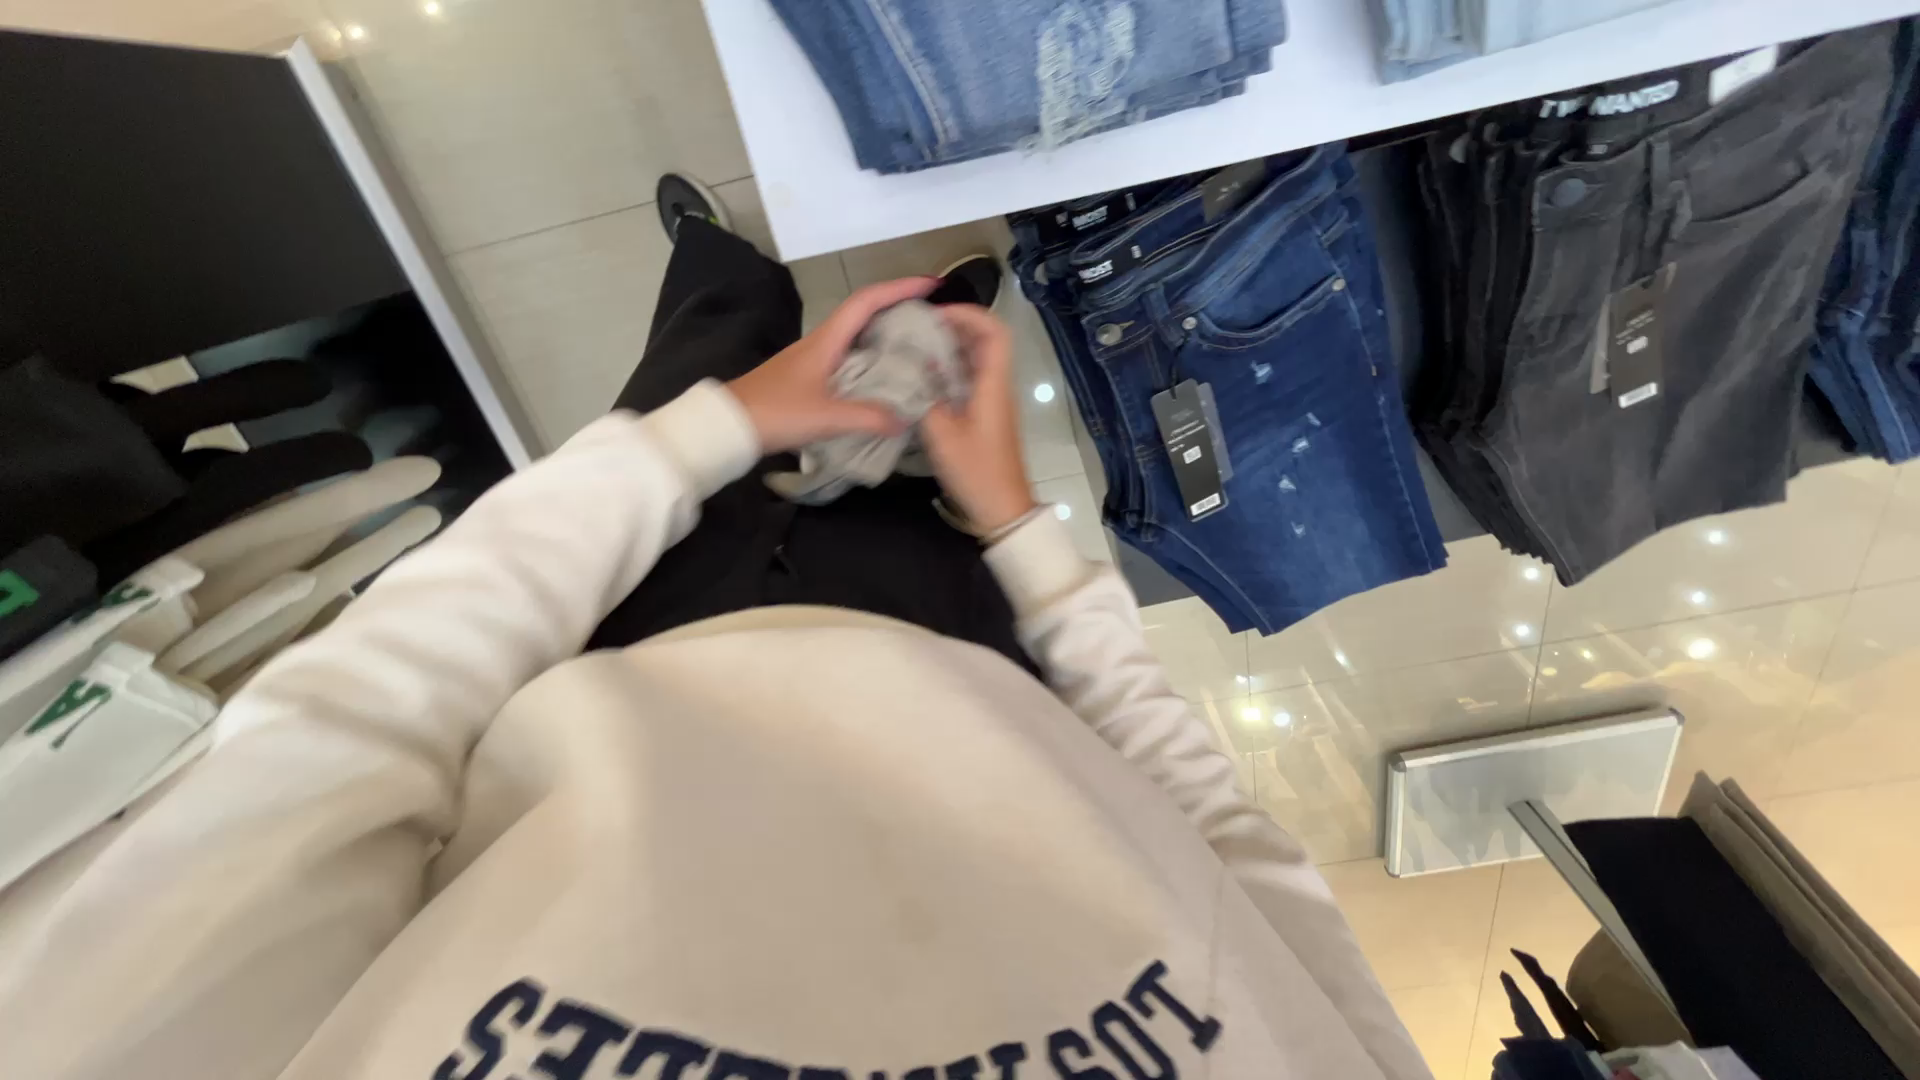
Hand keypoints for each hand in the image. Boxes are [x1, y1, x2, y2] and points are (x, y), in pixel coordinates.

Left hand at [726, 277, 937, 452]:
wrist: (727, 425)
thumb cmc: (775, 412)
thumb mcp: (825, 417)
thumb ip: (867, 417)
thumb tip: (904, 420)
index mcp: (826, 340)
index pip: (867, 302)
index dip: (899, 289)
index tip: (930, 284)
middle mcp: (821, 343)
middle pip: (864, 314)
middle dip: (898, 310)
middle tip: (931, 320)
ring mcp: (813, 360)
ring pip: (856, 338)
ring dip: (885, 336)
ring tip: (916, 348)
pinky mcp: (807, 378)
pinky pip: (848, 360)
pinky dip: (871, 362)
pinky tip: (883, 379)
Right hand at [921, 304, 1037, 534]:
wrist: (1002, 509)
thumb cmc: (976, 472)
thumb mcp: (941, 435)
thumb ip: (924, 398)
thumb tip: (910, 374)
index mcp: (993, 385)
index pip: (994, 332)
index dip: (967, 314)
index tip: (935, 315)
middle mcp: (998, 387)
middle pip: (985, 341)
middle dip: (953, 328)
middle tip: (918, 330)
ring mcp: (993, 402)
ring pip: (976, 361)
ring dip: (950, 349)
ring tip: (915, 348)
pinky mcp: (986, 416)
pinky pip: (970, 381)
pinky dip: (949, 372)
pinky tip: (923, 379)